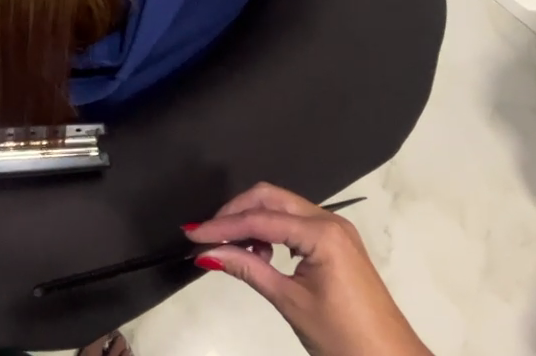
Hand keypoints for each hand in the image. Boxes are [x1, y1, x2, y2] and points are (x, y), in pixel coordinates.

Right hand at [186, 184, 430, 355]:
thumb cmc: (344, 338)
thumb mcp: (290, 302)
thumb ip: (247, 269)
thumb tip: (207, 252)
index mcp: (321, 232)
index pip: (260, 219)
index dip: (222, 225)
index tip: (192, 235)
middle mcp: (329, 220)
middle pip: (269, 197)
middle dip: (235, 212)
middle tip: (208, 234)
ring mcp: (336, 230)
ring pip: (281, 206)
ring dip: (253, 219)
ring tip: (233, 249)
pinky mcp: (337, 242)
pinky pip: (294, 221)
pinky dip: (271, 229)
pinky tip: (260, 254)